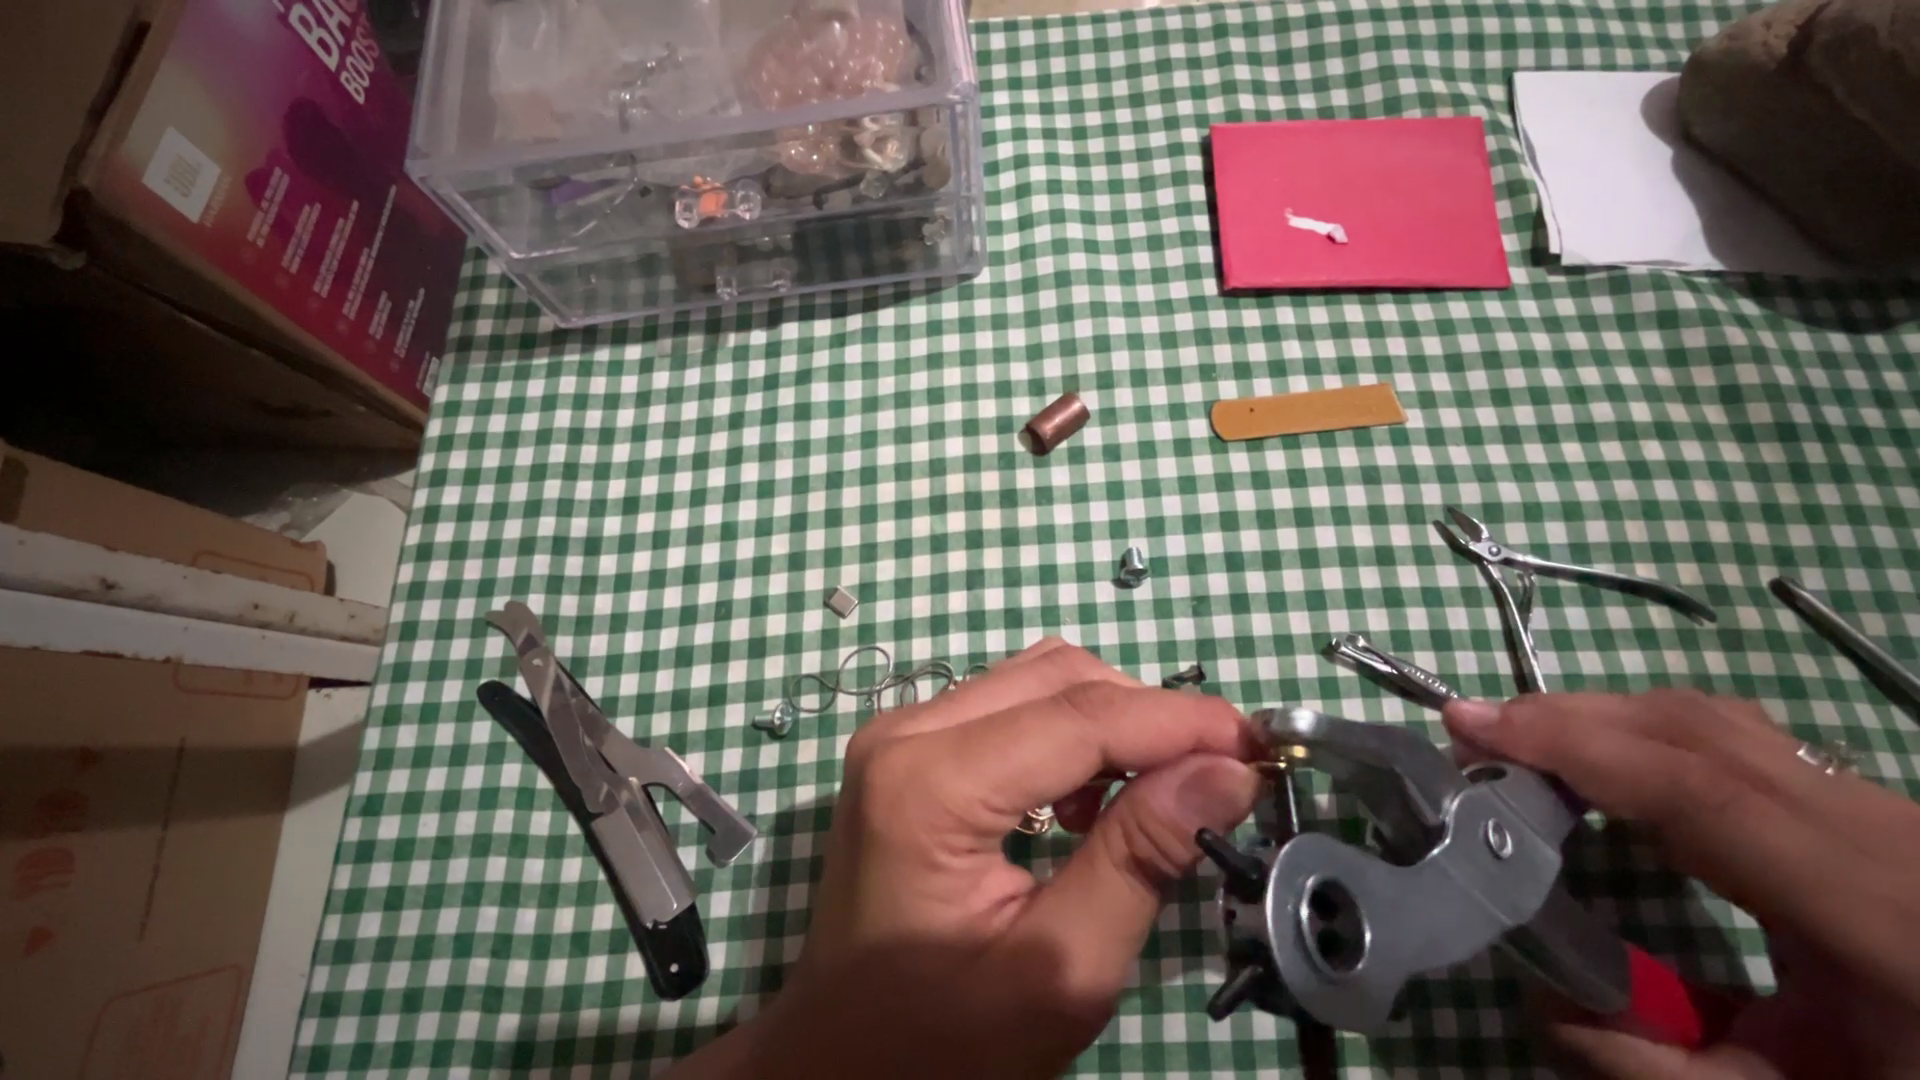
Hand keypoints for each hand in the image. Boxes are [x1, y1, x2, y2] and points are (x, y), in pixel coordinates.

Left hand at [668, 639, 1262, 1078]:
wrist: (841, 1059)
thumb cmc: (943, 1041)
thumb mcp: (1060, 969)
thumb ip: (1139, 860)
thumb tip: (1226, 772)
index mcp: (929, 784)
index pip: (1078, 717)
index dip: (1178, 722)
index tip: (1257, 746)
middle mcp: (906, 730)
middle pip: (1058, 678)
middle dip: (1150, 715)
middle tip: (1219, 774)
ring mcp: (900, 731)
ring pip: (1037, 679)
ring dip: (1112, 719)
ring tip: (1155, 793)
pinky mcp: (908, 745)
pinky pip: (1010, 704)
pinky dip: (1070, 732)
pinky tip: (1086, 800)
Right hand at [1442, 690, 1919, 1079]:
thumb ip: (1643, 1062)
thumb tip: (1533, 998)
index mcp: (1873, 910)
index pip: (1699, 791)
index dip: (1575, 746)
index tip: (1472, 726)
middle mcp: (1882, 834)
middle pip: (1695, 732)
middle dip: (1566, 718)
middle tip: (1470, 727)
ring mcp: (1877, 806)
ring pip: (1712, 720)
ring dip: (1598, 716)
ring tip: (1513, 734)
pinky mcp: (1857, 799)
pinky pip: (1732, 736)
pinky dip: (1640, 729)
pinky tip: (1591, 752)